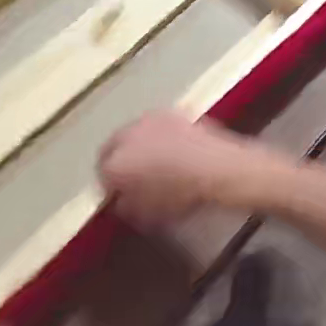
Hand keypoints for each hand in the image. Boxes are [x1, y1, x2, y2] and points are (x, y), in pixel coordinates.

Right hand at [96, 110, 295, 228]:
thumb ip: (127, 205)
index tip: (117, 196)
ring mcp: (151, 118)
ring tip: (152, 166)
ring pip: (134, 134)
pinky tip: (172, 152)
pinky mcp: (174, 112)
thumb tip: (121, 199)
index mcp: (116, 161)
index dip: (108, 186)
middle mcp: (128, 133)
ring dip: (137, 148)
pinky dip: (157, 138)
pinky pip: (156, 127)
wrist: (225, 171)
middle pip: (112, 147)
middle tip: (131, 181)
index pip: (100, 172)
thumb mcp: (150, 213)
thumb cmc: (185, 197)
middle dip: (118, 162)